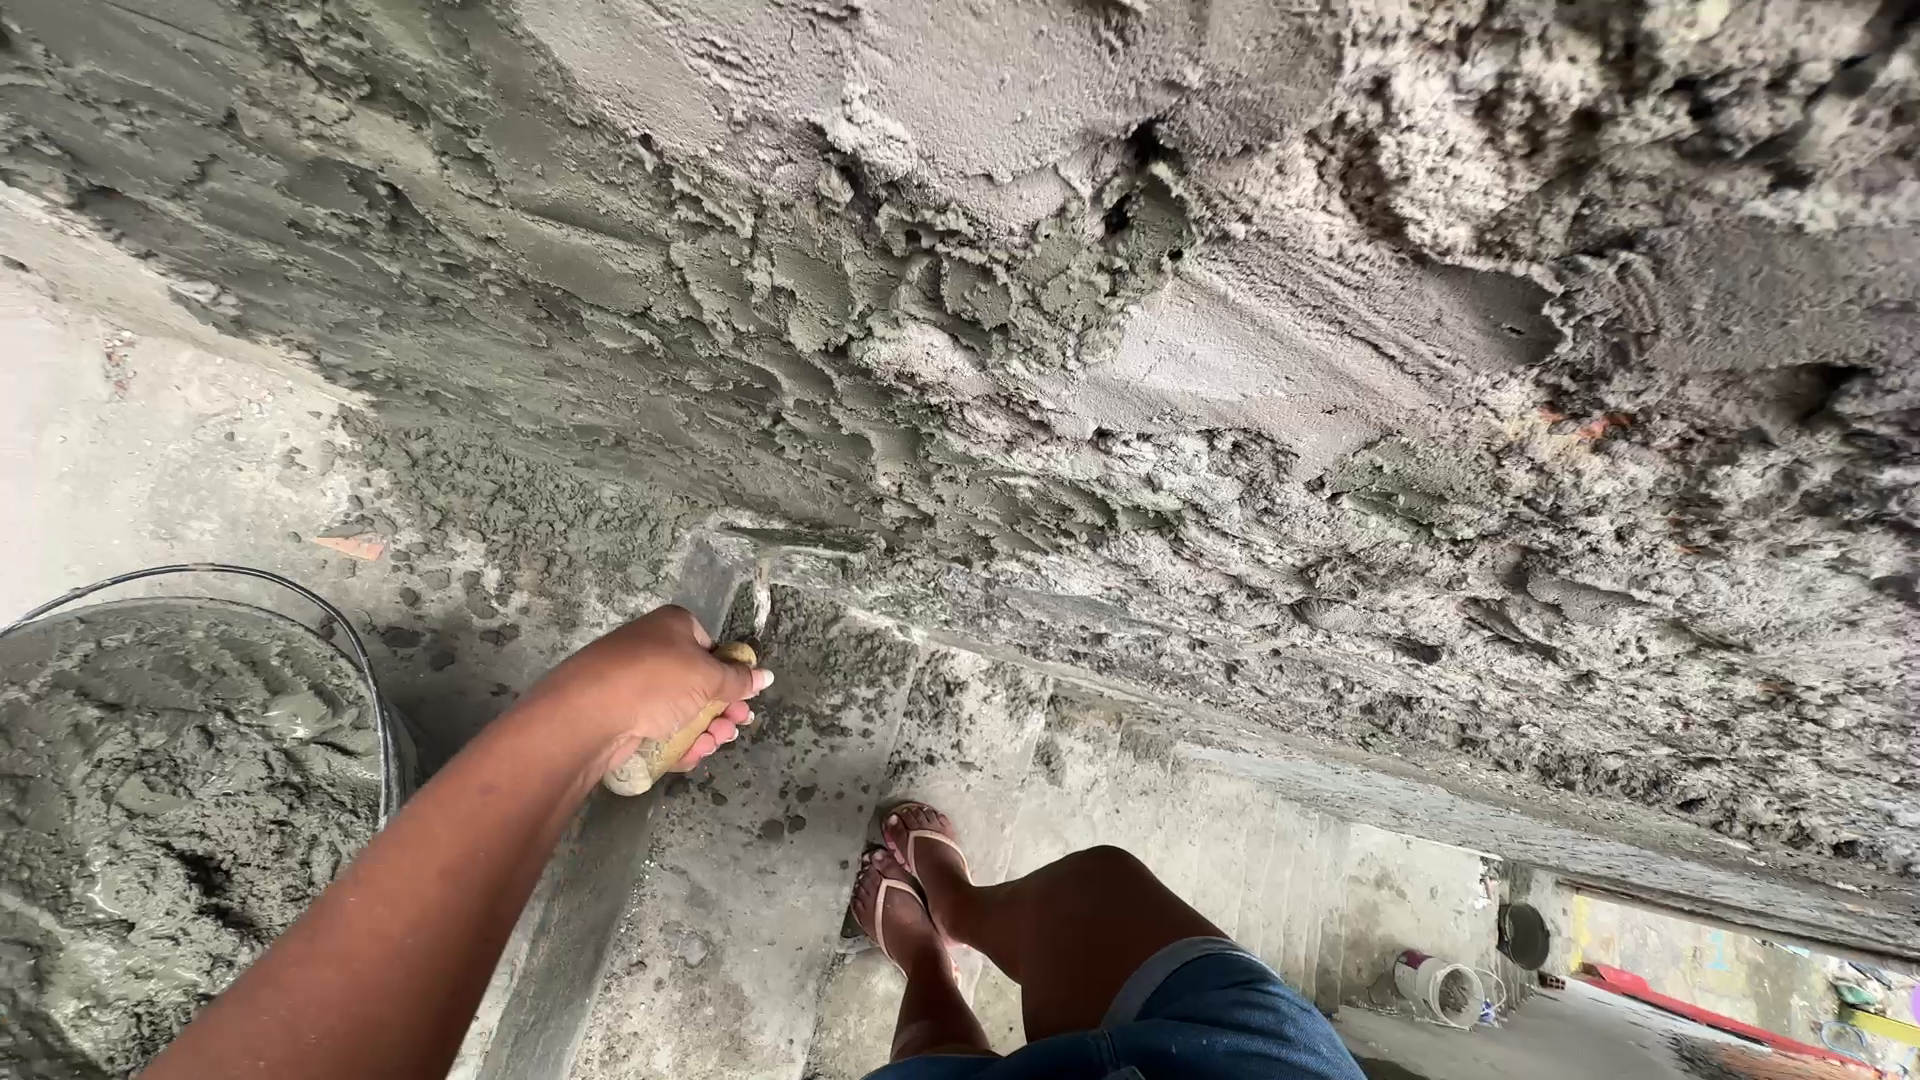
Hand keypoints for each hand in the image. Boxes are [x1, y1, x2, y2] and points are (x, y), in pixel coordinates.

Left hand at [516, 605, 772, 773]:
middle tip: (735, 727)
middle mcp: (653, 650)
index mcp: (674, 626)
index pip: (712, 647)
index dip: (730, 675)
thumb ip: (739, 680)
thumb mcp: (708, 677)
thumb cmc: (655, 681)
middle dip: (722, 709)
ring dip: (705, 729)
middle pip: (700, 683)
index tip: (744, 699)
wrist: (586, 715)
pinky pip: (659, 727)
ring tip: (714, 744)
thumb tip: (767, 676)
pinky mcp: (622, 716)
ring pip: (681, 709)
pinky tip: (691, 755)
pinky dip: (678, 742)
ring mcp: (635, 684)